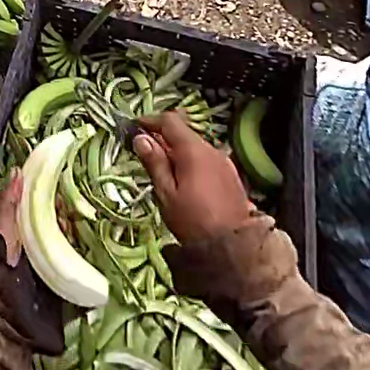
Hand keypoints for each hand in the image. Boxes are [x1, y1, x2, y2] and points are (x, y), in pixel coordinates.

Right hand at [133, 111, 254, 244]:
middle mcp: (212, 150)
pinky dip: (191, 161)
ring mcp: (224, 162)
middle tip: (144, 151)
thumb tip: (141, 138)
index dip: (150, 120)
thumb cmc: (193, 221)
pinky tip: (184, 179)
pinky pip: (206, 159)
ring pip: (195, 146)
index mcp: (193, 150)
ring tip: (162, 168)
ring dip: (177, 150)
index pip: (170, 121)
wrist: (234, 248)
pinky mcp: (231, 176)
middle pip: (184, 133)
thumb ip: (154, 162)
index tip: (135, 127)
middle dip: (162, 137)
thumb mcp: (166, 193)